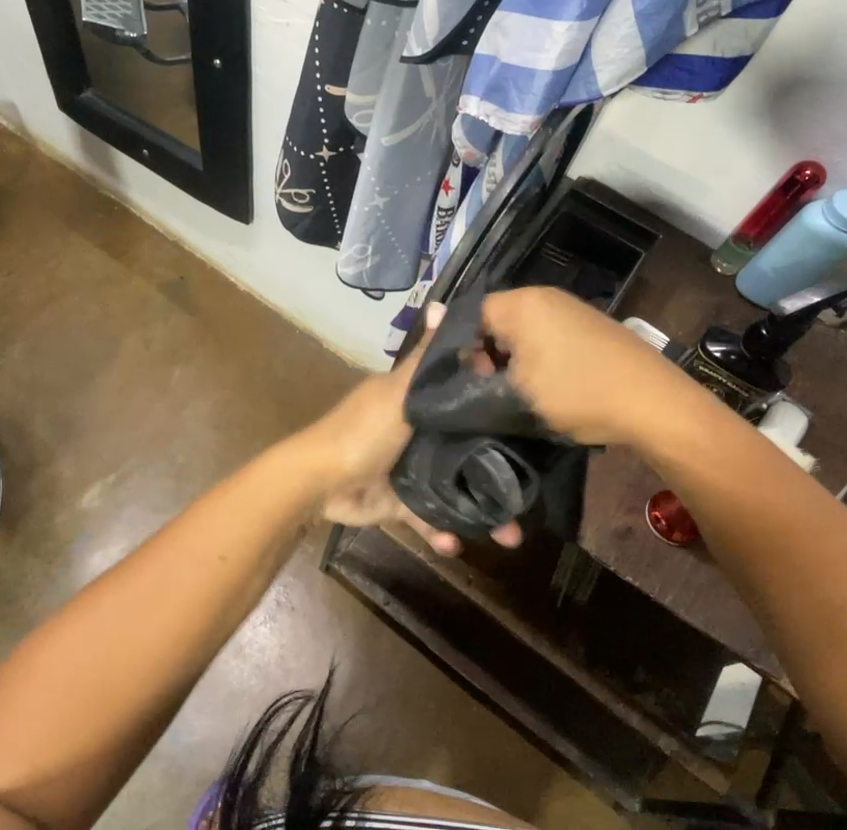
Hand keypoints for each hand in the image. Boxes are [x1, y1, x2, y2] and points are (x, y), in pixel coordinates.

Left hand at [287, 304, 521, 556]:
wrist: (318, 482)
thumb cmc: (362, 431)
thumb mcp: (398, 391)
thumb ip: (425, 358)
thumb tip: (444, 304)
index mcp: (411, 398)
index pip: (459, 395)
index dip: (490, 404)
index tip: (529, 415)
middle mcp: (412, 430)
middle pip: (463, 446)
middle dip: (495, 469)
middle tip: (528, 489)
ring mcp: (405, 467)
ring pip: (452, 486)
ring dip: (479, 509)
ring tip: (510, 533)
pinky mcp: (397, 502)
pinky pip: (427, 516)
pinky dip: (440, 530)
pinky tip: (455, 543)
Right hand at [481, 286, 718, 450]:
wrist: (654, 404)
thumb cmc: (577, 394)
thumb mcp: (516, 393)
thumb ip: (481, 376)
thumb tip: (469, 370)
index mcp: (522, 304)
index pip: (471, 315)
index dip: (464, 349)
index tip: (473, 381)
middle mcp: (545, 296)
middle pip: (498, 320)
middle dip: (490, 353)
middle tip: (494, 388)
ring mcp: (573, 309)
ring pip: (524, 330)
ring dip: (517, 358)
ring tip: (522, 391)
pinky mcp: (592, 326)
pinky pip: (550, 335)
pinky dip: (542, 357)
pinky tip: (552, 385)